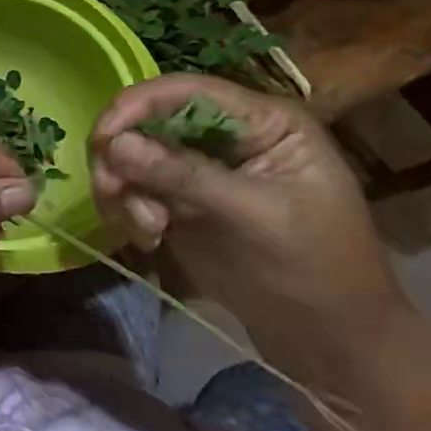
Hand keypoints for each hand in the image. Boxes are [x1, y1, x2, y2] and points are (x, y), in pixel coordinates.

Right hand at [89, 74, 407, 351]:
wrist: (328, 338)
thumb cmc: (316, 267)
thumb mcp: (255, 215)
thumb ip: (184, 175)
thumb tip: (114, 143)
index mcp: (260, 122)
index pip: (184, 92)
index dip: (136, 106)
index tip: (102, 140)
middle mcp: (223, 136)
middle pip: (146, 122)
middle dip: (124, 158)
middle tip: (114, 196)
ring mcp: (196, 170)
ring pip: (130, 158)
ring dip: (123, 190)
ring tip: (146, 230)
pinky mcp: (176, 202)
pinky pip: (131, 191)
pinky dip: (126, 211)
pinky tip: (149, 240)